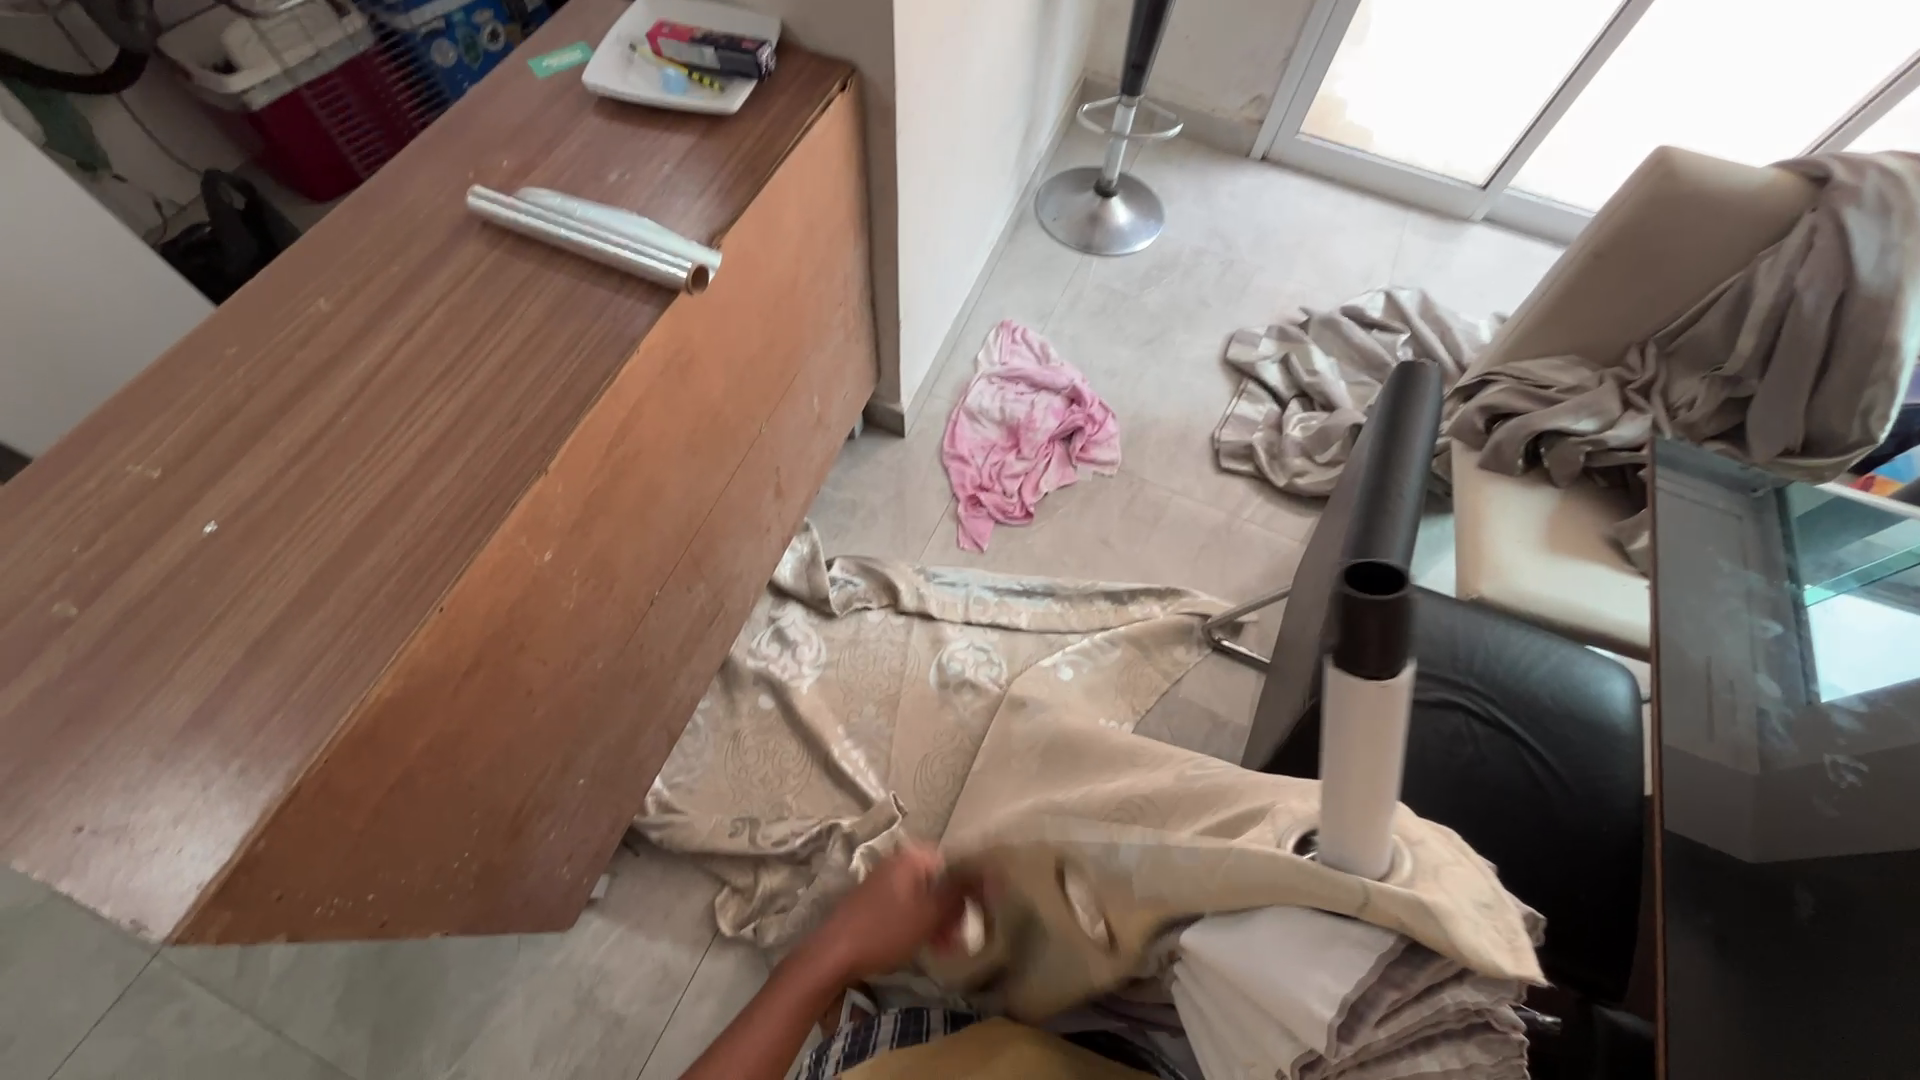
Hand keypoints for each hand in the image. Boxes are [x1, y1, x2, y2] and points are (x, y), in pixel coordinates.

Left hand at [800, 841, 972, 984]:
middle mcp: (898, 863)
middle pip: (939, 880)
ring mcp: (885, 882)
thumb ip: (960, 892)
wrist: (832, 955)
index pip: (954, 862)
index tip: (978, 914)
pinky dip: (921, 923)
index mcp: (911, 858)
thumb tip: (991, 870)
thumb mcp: (928, 914)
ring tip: (948, 948)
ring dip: (940, 920)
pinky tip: (929, 947)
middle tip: (961, 937)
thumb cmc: (884, 931)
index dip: (970, 888)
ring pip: (925, 897)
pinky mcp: (875, 902)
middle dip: (953, 909)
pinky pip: (908, 907)